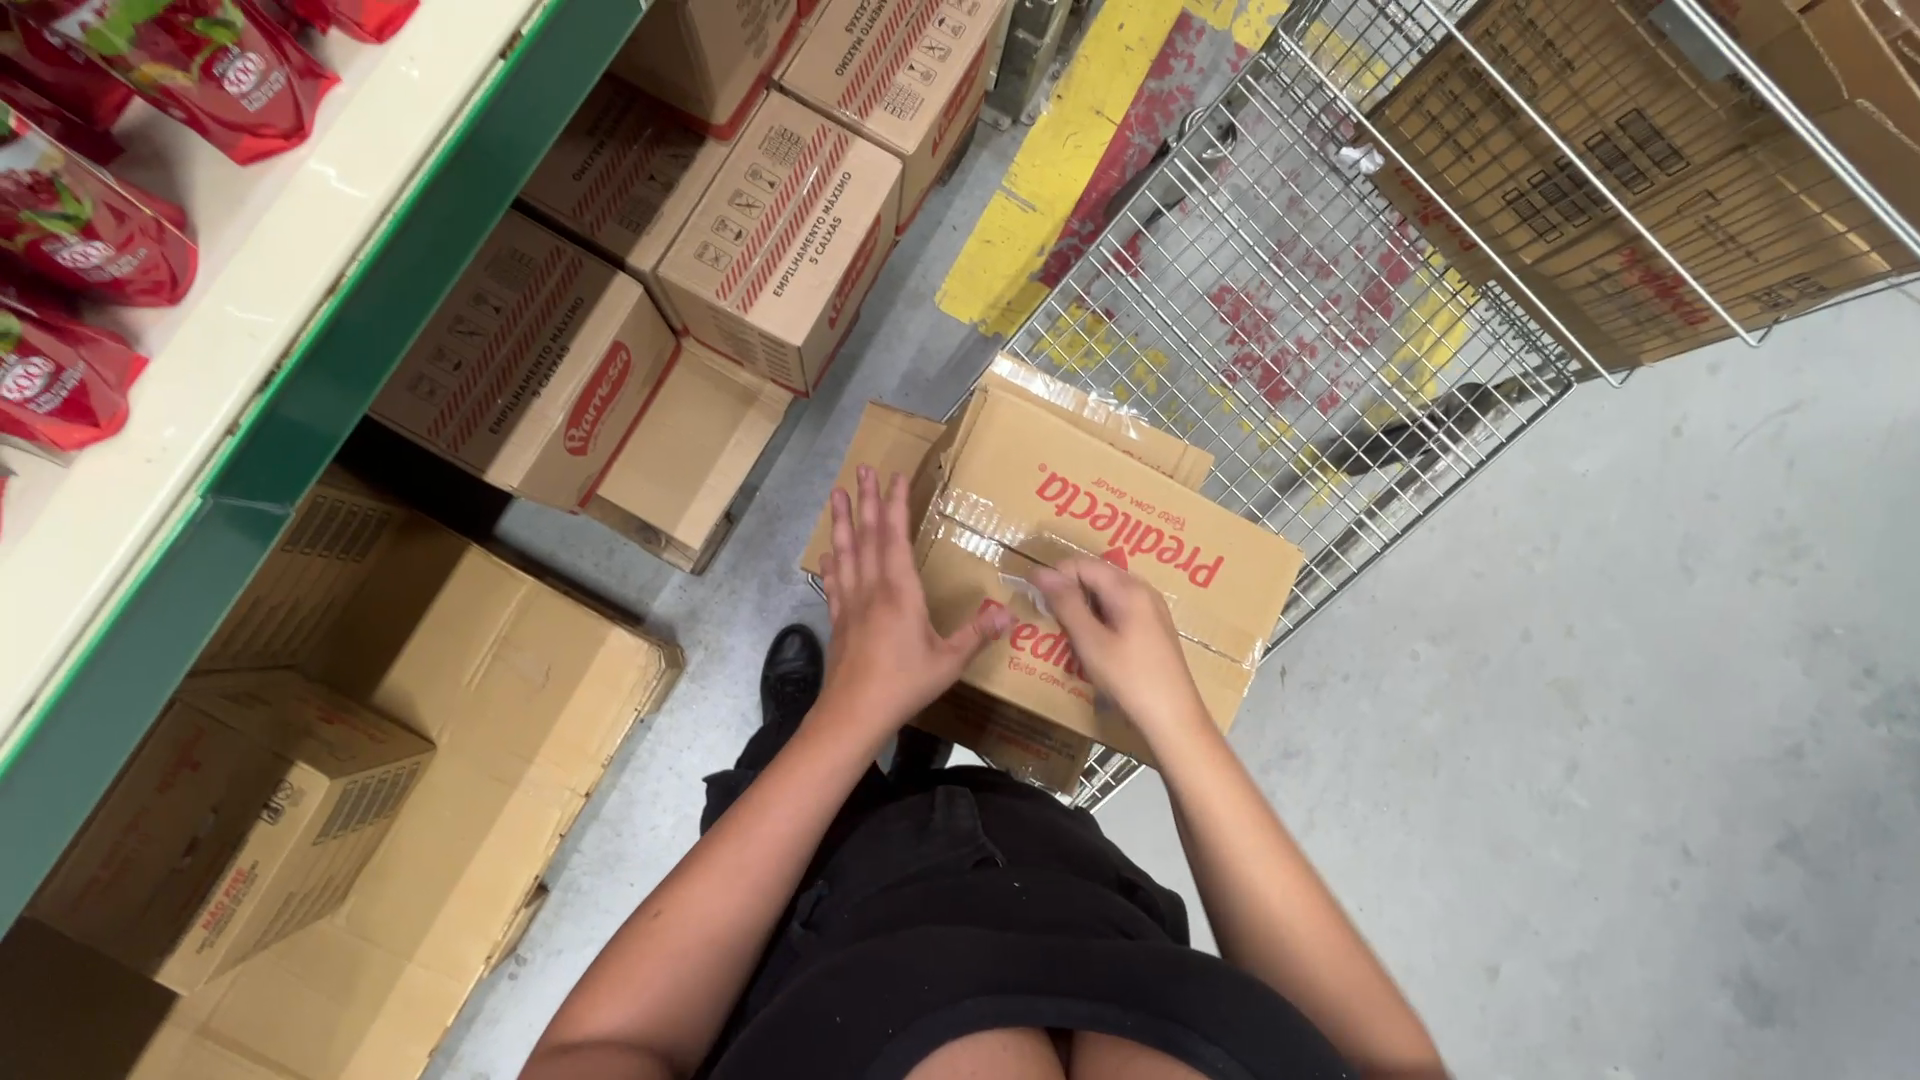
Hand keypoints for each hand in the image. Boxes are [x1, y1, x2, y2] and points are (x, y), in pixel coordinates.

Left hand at [817, 465, 1010, 740]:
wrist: (853, 713)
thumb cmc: (904, 684)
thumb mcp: (948, 661)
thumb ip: (976, 634)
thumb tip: (1009, 612)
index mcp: (900, 592)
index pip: (895, 537)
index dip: (895, 505)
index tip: (894, 476)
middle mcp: (872, 589)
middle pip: (867, 535)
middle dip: (866, 500)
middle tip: (861, 468)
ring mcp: (850, 603)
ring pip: (845, 552)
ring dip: (842, 521)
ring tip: (836, 494)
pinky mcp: (838, 620)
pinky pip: (834, 582)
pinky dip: (831, 562)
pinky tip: (828, 552)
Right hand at [1030, 556, 1213, 749]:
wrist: (1173, 718)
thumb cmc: (1129, 678)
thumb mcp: (1090, 641)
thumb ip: (1065, 603)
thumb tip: (1040, 571)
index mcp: (1128, 588)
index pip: (1081, 564)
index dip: (1055, 577)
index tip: (1039, 604)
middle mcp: (1143, 590)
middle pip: (1096, 575)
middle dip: (1070, 593)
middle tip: (1055, 624)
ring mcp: (1152, 609)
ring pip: (1106, 594)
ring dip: (1084, 609)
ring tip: (1073, 638)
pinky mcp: (1154, 628)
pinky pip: (1119, 610)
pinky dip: (1100, 620)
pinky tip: (1095, 647)